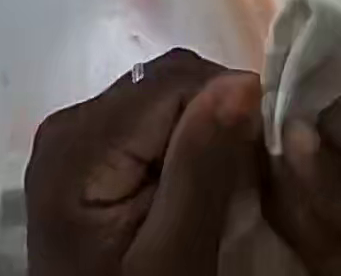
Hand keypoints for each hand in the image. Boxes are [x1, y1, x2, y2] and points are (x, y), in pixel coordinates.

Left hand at [26, 48, 261, 275]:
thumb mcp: (174, 261)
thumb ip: (201, 167)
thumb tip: (242, 82)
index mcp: (79, 143)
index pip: (170, 83)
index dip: (228, 100)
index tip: (271, 145)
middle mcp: (69, 122)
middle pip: (162, 82)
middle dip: (217, 110)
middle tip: (259, 167)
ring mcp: (74, 135)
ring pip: (159, 95)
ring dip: (205, 123)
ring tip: (235, 175)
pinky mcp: (85, 153)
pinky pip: (146, 120)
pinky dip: (184, 138)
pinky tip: (202, 178)